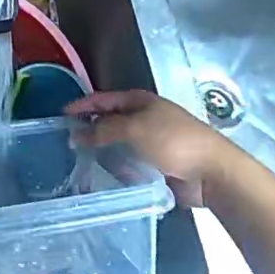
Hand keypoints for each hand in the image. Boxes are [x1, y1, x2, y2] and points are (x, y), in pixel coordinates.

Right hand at [66, 90, 241, 207]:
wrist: (213, 173)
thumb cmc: (172, 141)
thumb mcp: (133, 129)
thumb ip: (101, 130)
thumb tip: (75, 134)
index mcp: (140, 101)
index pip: (104, 99)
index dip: (82, 105)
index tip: (61, 115)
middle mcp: (145, 118)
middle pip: (110, 121)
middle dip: (90, 129)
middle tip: (68, 140)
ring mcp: (152, 142)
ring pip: (119, 144)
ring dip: (103, 150)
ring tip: (81, 160)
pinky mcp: (157, 164)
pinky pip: (130, 163)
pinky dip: (117, 167)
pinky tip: (104, 174)